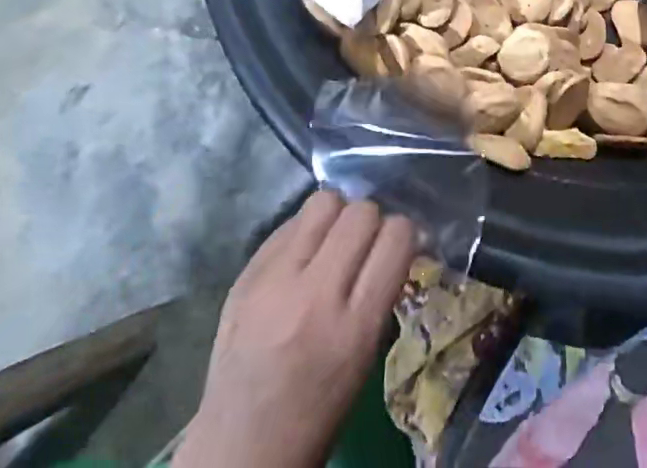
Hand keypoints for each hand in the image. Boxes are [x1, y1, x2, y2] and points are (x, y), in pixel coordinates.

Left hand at [175, 191, 416, 467]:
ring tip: (332, 240)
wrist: (242, 444)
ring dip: (336, 215)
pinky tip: (301, 255)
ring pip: (322, 203)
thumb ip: (378, 293)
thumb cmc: (318, 409)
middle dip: (372, 221)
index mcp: (354, 326)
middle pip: (361, 213)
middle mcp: (315, 294)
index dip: (404, 234)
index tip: (399, 244)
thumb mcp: (364, 355)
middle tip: (365, 243)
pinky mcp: (246, 273)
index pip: (395, 239)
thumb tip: (394, 241)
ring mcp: (274, 279)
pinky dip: (303, 231)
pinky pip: (288, 224)